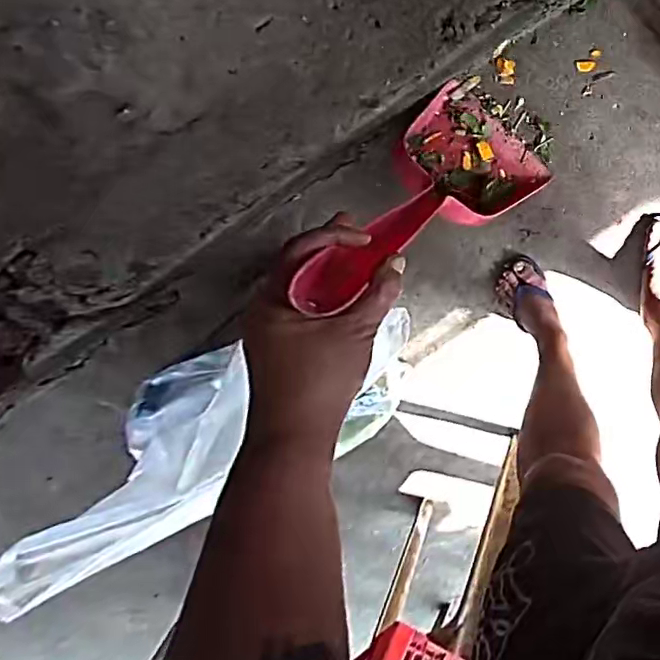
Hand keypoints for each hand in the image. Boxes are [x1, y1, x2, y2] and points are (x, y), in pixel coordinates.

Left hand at [241, 214, 404, 452]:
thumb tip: (394, 262)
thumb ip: (378, 293)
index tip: (367, 238)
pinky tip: (352, 291)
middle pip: (297, 263)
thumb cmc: (319, 378)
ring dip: (332, 267)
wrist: (295, 429)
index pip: (300, 251)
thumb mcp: (357, 330)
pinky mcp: (284, 340)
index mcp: (272, 301)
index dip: (334, 237)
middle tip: (357, 230)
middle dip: (330, 245)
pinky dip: (330, 289)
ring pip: (302, 283)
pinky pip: (306, 302)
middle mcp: (265, 308)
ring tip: (360, 256)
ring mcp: (272, 325)